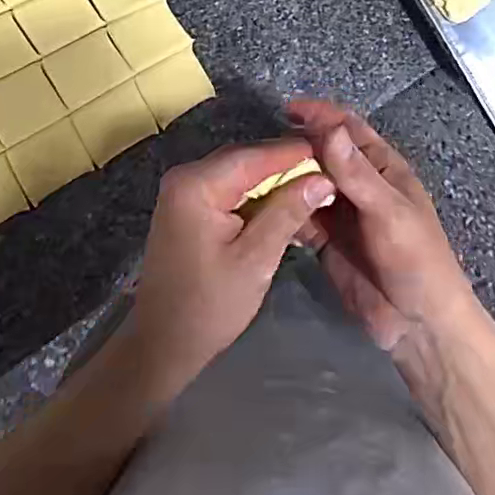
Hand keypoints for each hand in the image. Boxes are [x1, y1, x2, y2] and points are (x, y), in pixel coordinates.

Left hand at [119, 138, 335, 388]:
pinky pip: (227, 187)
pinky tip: (284, 201)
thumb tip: (322, 179)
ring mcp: (183, 190)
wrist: (162, 343)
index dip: (294, 152)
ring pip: (238, 172)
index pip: (253, 155)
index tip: (332, 152)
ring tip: (314, 183)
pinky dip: (255, 192)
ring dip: (273, 178)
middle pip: (244, 158)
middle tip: (328, 169)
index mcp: (196, 185)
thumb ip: (287, 213)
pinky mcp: (187, 206)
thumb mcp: (255, 260)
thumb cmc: (208, 307)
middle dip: (285, 163)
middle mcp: (185, 177)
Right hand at [286, 99, 478, 351]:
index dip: (321, 115)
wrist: (418, 325)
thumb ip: (356, 173)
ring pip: (308, 184)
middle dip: (297, 146)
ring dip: (286, 177)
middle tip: (263, 147)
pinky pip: (300, 217)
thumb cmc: (415, 259)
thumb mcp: (388, 212)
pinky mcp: (326, 241)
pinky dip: (283, 210)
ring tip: (254, 174)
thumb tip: (329, 128)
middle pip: (323, 154)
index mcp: (382, 169)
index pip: (348, 129)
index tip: (287, 110)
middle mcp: (359, 185)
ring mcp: (341, 213)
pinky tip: (261, 208)